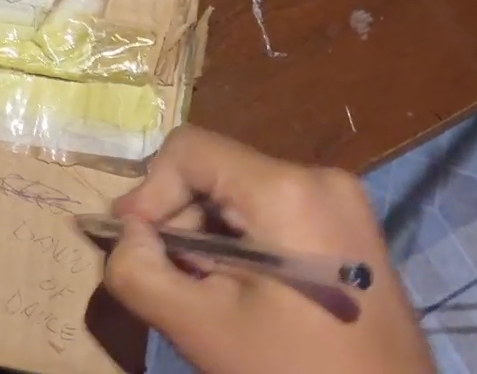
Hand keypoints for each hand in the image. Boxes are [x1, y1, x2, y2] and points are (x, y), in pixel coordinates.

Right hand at [101, 126, 433, 373]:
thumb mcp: (198, 326)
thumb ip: (136, 269)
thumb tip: (126, 234)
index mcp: (287, 191)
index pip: (186, 150)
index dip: (149, 191)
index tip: (136, 241)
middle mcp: (320, 178)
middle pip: (212, 171)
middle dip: (178, 219)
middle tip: (170, 273)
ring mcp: (343, 201)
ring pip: (236, 191)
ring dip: (206, 233)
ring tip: (205, 287)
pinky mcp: (350, 226)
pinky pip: (268, 209)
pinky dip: (239, 240)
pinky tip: (240, 287)